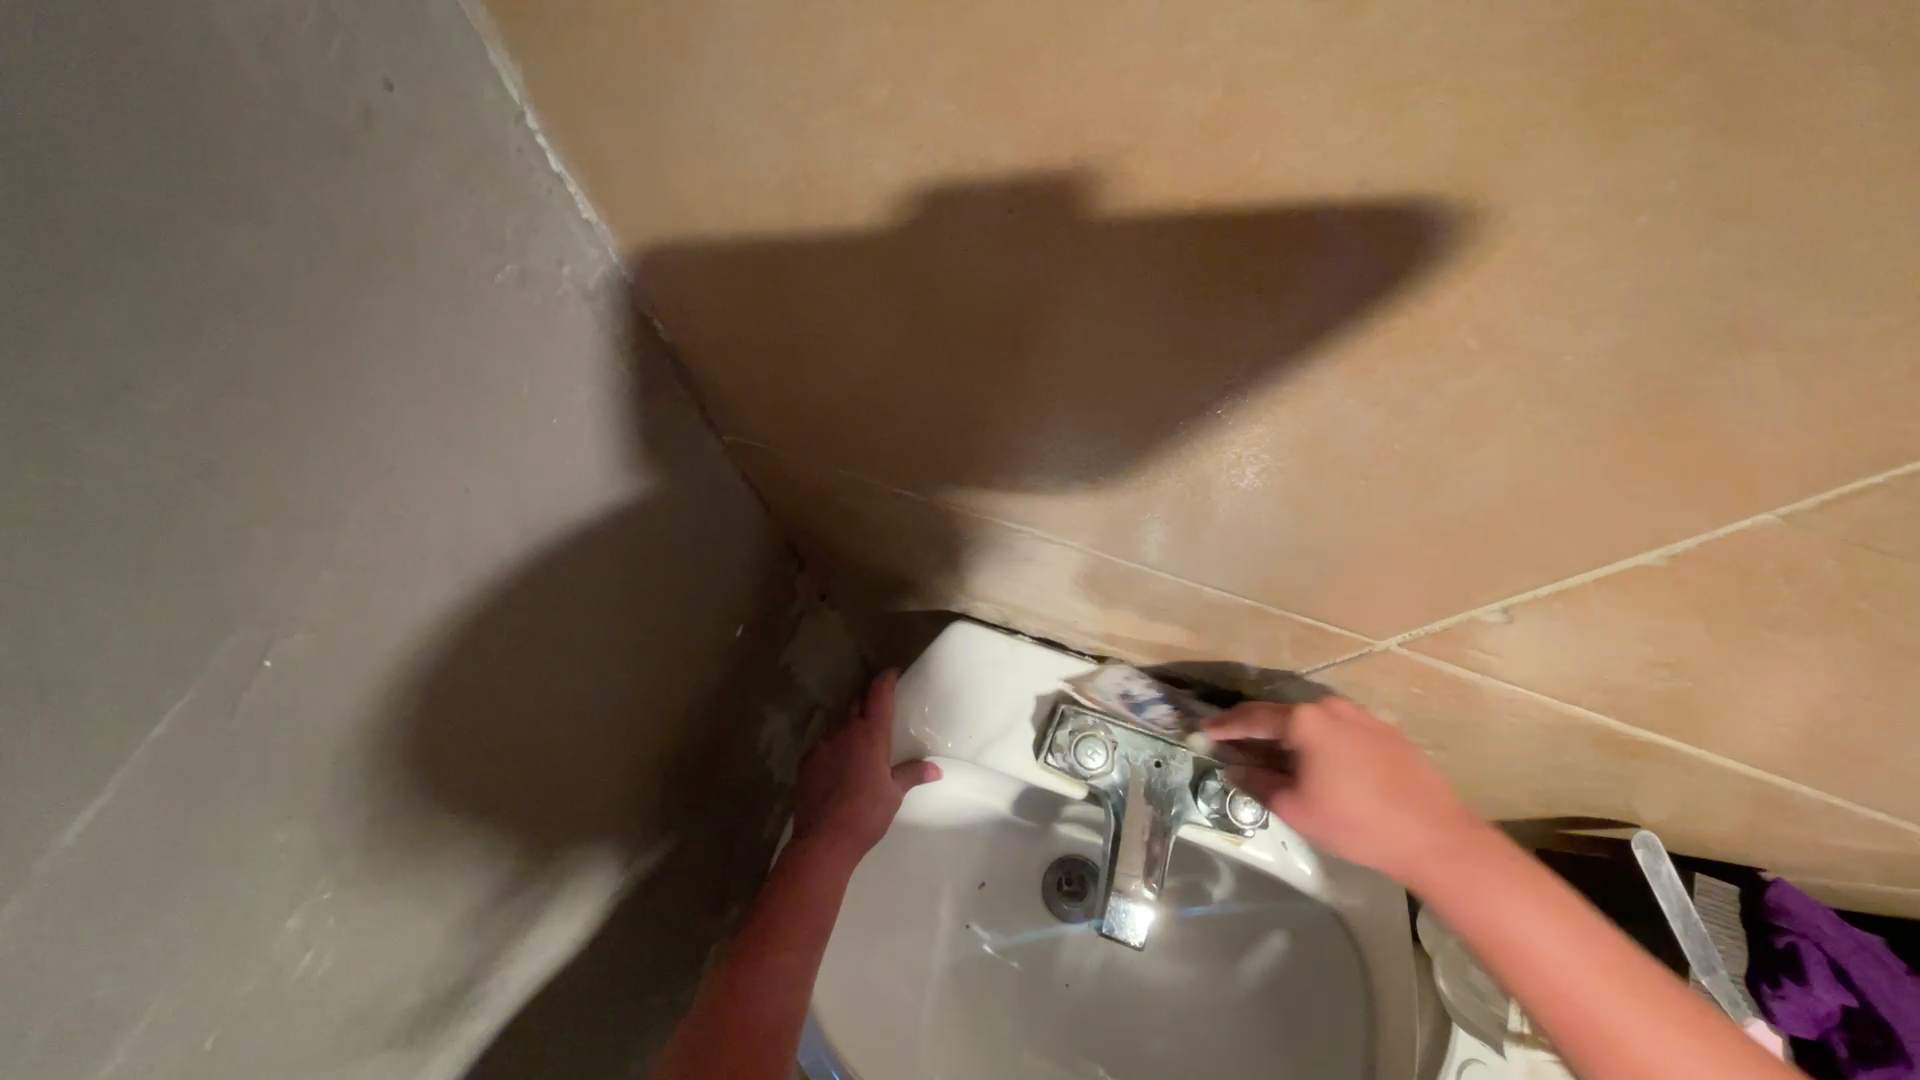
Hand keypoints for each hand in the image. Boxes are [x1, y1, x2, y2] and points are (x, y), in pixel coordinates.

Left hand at [790, 670, 940, 859]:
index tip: (893, 673)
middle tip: (879, 709)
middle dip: (867, 702)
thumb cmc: (866, 814)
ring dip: (849, 726)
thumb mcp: (894, 794)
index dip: (886, 679)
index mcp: (870, 735)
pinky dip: (834, 748)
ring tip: (859, 742)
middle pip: (856, 704)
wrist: (824, 840)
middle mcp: (844, 732)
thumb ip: (912, 775)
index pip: (879, 694)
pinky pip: (823, 745)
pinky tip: (838, 766)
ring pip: (838, 724)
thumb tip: (935, 769)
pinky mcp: (806, 762)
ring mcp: (822, 746)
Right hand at [1202, 696, 1482, 884]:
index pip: (1252, 718)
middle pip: (1282, 715)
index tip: (1203, 731)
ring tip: (1274, 757)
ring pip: (1312, 722)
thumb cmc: (1356, 823)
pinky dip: (1318, 741)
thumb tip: (1234, 769)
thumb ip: (1257, 783)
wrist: (1435, 836)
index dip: (1225, 726)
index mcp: (1305, 720)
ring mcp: (1362, 716)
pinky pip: (1338, 729)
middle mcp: (1331, 707)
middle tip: (1235, 745)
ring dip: (1289, 736)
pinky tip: (1317, 764)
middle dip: (1256, 730)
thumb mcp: (1295, 808)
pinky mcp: (1386, 731)